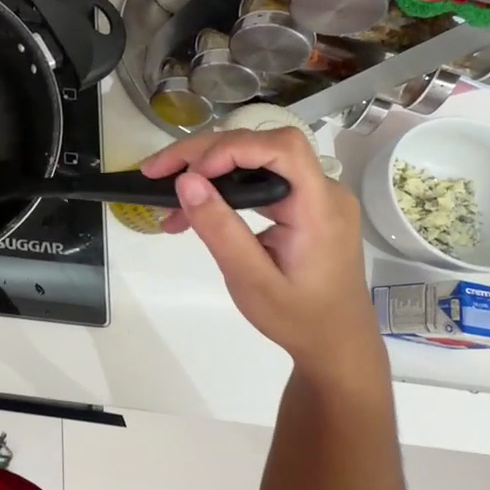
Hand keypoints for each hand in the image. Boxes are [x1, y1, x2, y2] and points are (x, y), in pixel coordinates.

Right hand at [141, 127, 380, 376]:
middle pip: (259, 146)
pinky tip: (193, 210)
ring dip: (204, 170)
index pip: (281, 148)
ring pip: (252, 159)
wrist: (335, 344)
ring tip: (166, 198)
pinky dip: (220, 186)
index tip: (188, 174)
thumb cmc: (297, 317)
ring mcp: (314, 196)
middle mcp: (323, 191)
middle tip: (154, 172)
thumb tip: (186, 181)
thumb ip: (219, 228)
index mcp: (318, 208)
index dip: (230, 148)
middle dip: (202, 154)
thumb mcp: (250, 278)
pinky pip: (256, 179)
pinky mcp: (302, 205)